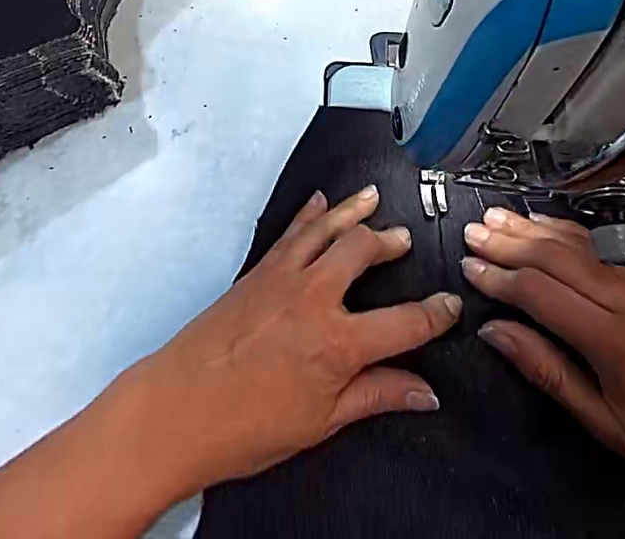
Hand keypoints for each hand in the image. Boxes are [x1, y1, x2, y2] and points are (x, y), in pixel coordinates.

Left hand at [115, 184, 462, 493]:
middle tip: (404, 241)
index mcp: (338, 342)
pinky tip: (319, 201)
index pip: (406, 322)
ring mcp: (285, 277)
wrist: (174, 411)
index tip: (450, 305)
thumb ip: (377, 396)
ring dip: (354, 210)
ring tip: (373, 198)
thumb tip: (423, 393)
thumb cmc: (245, 427)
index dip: (436, 313)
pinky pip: (291, 232)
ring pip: (329, 228)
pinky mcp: (259, 270)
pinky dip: (308, 214)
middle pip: (365, 250)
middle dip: (391, 243)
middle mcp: (316, 297)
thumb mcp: (321, 422)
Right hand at [461, 208, 624, 538]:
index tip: (469, 267)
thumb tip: (498, 333)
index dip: (499, 278)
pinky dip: (573, 241)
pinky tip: (553, 234)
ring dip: (538, 231)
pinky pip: (611, 253)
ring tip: (501, 219)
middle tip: (474, 230)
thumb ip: (550, 372)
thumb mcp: (612, 429)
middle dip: (510, 241)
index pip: (541, 293)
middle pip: (559, 257)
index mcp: (621, 341)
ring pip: (584, 246)